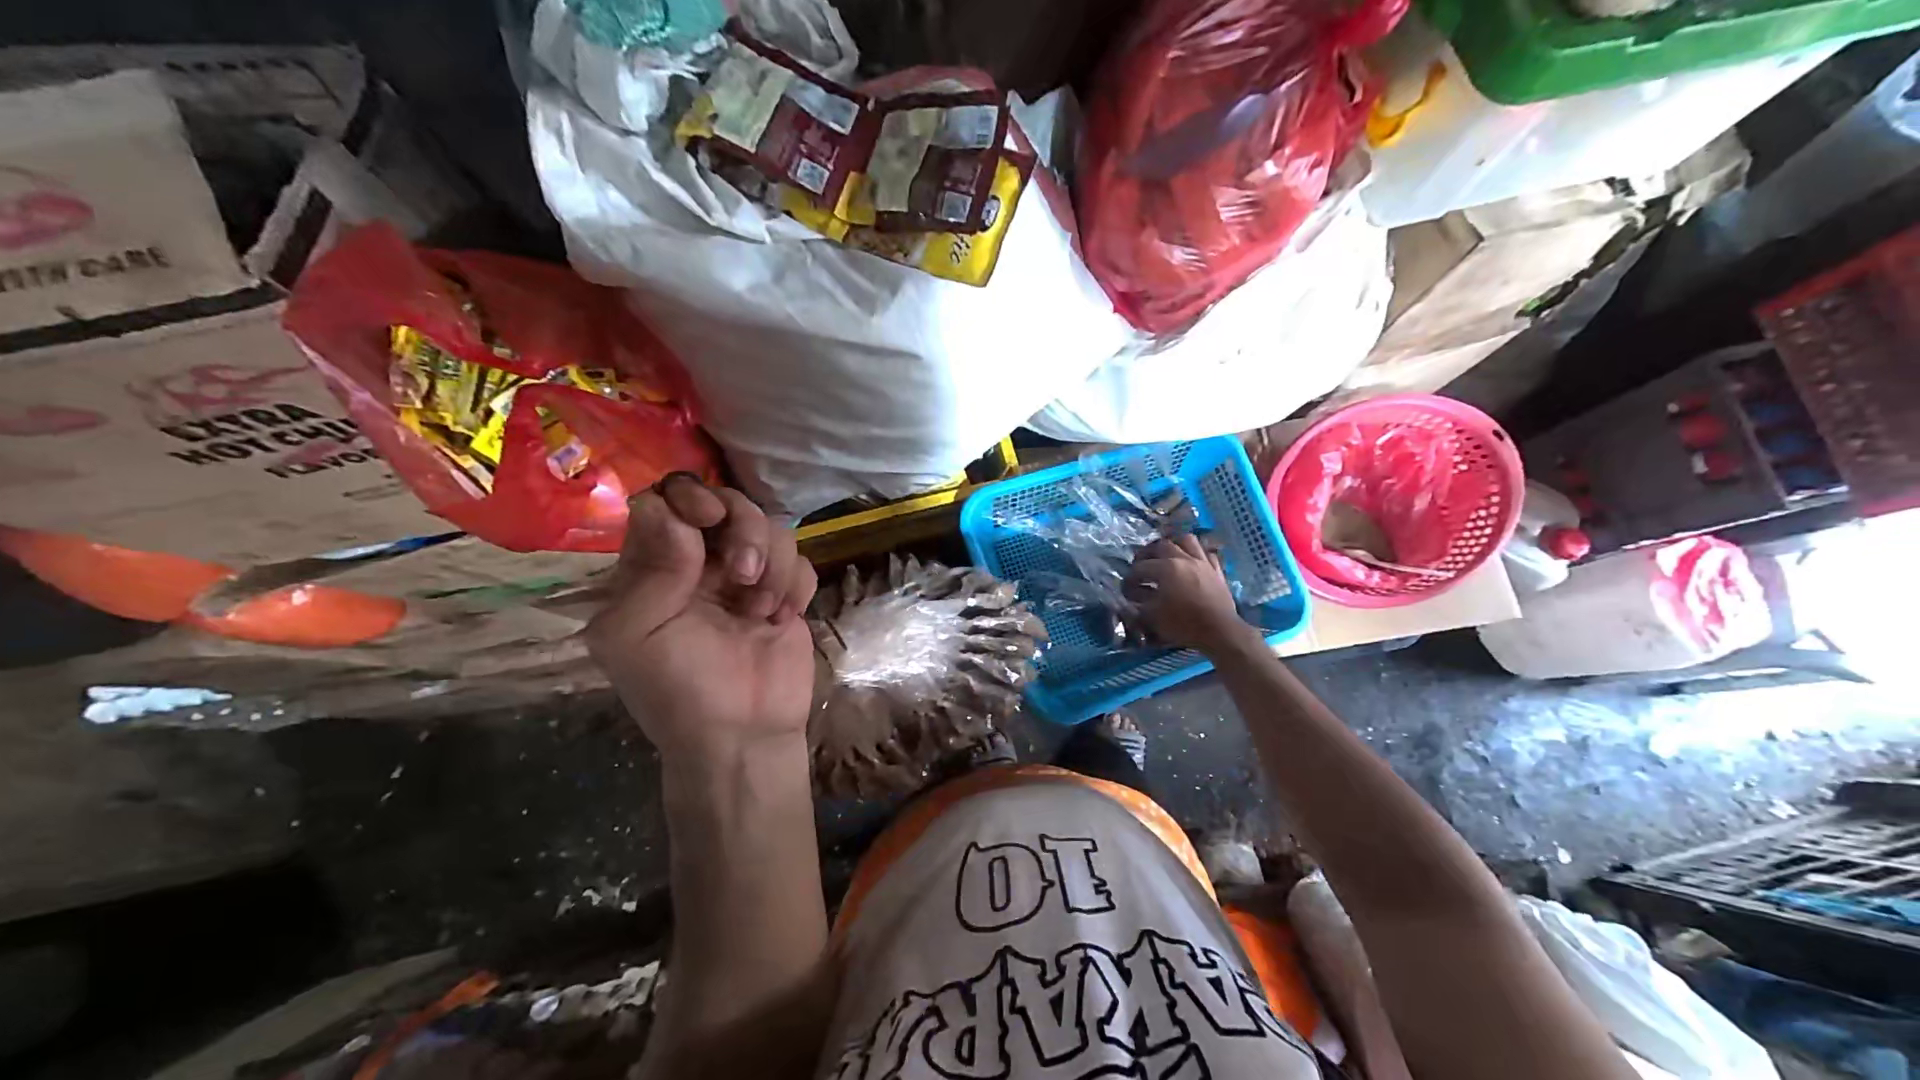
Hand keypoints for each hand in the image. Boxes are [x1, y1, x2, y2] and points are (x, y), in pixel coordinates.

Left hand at [587, 475, 818, 762]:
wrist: (743, 735)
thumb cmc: (678, 690)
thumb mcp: (637, 635)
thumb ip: (651, 569)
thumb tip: (670, 509)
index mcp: (652, 566)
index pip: (667, 500)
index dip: (690, 497)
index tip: (708, 519)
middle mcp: (699, 562)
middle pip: (727, 502)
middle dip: (742, 528)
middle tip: (743, 571)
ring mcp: (746, 576)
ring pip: (770, 526)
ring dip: (771, 564)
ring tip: (760, 609)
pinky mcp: (785, 593)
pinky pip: (800, 559)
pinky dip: (794, 585)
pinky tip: (781, 618)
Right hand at [1124, 535, 1252, 653]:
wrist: (1219, 631)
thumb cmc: (1184, 624)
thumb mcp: (1153, 616)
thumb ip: (1139, 602)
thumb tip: (1133, 593)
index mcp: (1166, 568)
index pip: (1140, 568)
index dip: (1130, 578)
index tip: (1126, 588)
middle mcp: (1184, 559)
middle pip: (1161, 545)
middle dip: (1147, 554)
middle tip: (1141, 565)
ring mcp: (1202, 562)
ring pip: (1187, 541)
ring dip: (1174, 544)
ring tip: (1167, 554)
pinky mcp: (1217, 570)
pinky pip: (1206, 554)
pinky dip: (1197, 554)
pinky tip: (1191, 562)